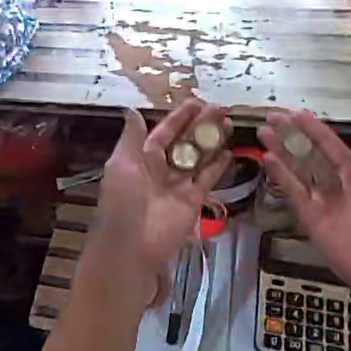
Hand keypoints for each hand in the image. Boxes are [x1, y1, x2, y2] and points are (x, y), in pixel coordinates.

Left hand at [86, 100, 232, 296]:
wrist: (131, 247)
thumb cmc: (122, 203)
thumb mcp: (120, 165)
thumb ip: (131, 138)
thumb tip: (132, 110)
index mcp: (141, 159)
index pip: (163, 133)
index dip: (179, 118)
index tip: (196, 103)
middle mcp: (161, 170)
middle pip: (184, 143)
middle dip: (200, 126)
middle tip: (219, 109)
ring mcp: (178, 185)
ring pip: (198, 158)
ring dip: (212, 142)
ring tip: (228, 124)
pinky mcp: (192, 201)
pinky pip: (206, 179)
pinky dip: (218, 166)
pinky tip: (229, 151)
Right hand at [257, 111, 350, 301]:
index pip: (334, 148)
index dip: (316, 131)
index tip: (298, 115)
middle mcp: (339, 189)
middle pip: (309, 157)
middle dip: (290, 137)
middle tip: (272, 118)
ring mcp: (324, 205)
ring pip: (297, 173)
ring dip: (281, 154)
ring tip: (264, 134)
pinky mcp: (313, 222)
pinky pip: (295, 196)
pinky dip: (282, 179)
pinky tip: (271, 161)